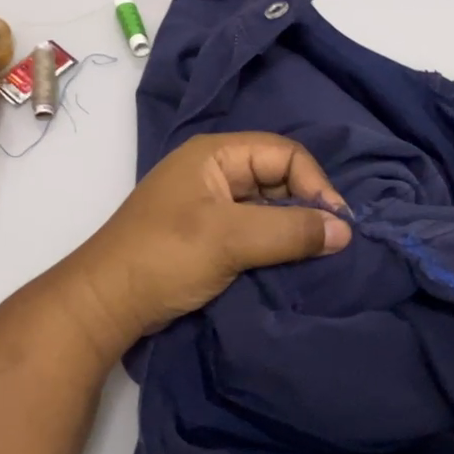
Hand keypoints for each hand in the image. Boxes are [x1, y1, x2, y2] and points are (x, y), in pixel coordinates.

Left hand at [55, 133, 350, 353]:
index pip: (283, 153)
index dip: (315, 183)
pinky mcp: (207, 233)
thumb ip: (290, 231)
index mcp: (215, 154)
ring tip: (315, 258)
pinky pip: (252, 229)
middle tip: (330, 245)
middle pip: (277, 177)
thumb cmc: (166, 256)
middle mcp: (214, 170)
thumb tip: (345, 230)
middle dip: (306, 206)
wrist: (107, 300)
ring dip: (291, 229)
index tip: (337, 225)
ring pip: (267, 206)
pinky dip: (273, 244)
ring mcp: (208, 203)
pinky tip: (289, 266)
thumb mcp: (231, 239)